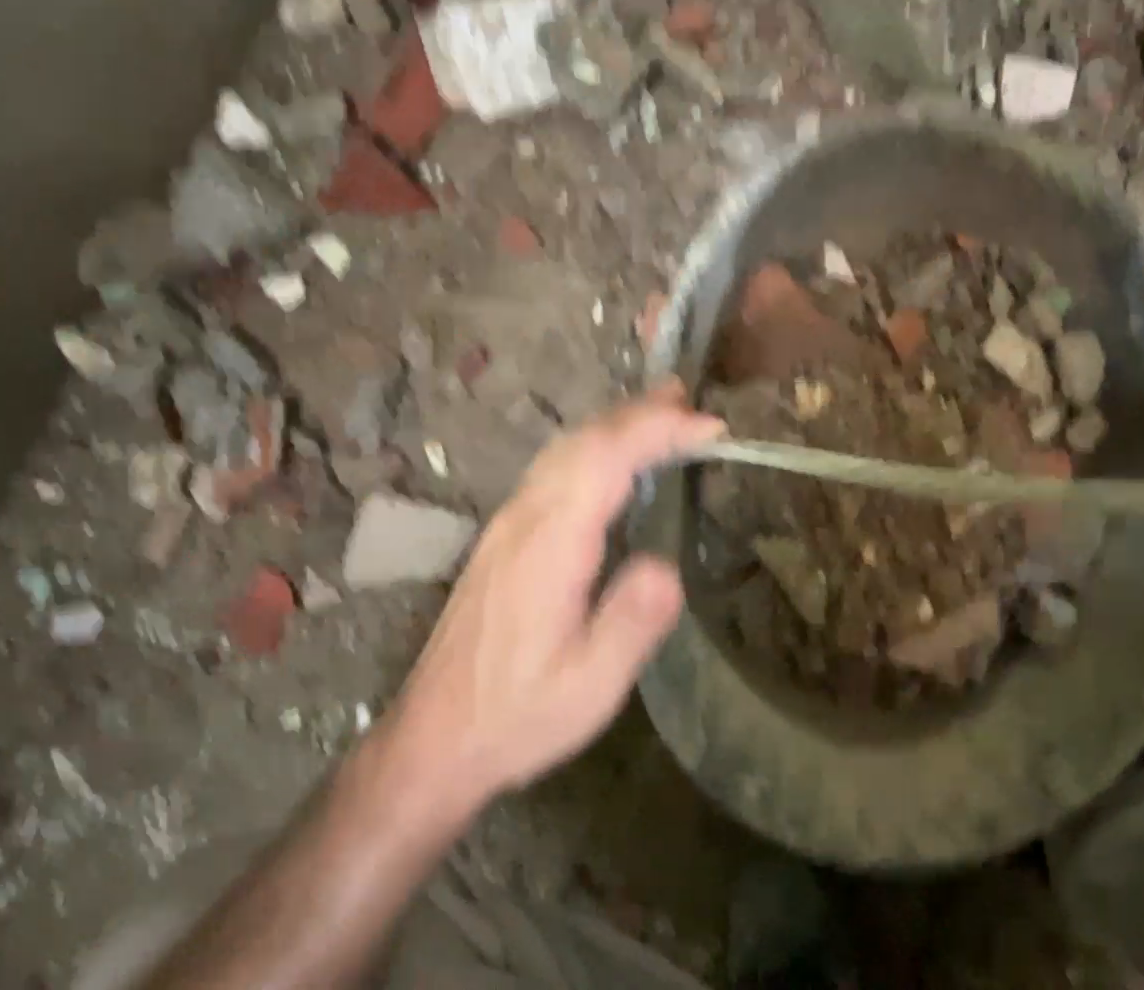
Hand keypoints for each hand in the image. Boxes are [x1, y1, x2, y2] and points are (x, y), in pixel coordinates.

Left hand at [385, 381, 723, 813]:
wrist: (432, 741)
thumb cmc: (518, 715)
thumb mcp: (590, 685)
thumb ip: (632, 622)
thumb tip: (668, 566)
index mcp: (548, 546)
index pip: (606, 460)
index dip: (659, 432)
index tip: (711, 427)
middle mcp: (522, 521)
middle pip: (581, 442)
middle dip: (639, 414)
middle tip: (692, 401)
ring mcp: (506, 528)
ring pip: (562, 452)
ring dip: (614, 426)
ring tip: (660, 414)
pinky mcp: (502, 542)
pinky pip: (552, 471)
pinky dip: (593, 449)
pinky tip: (610, 464)